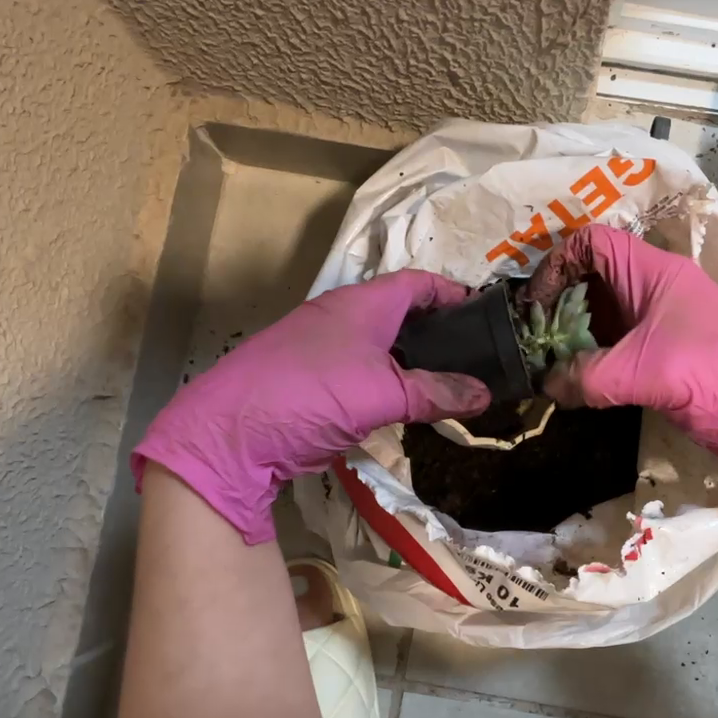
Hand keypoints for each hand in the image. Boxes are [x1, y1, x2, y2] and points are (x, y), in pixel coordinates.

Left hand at [132, 270, 491, 543]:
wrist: (231, 435)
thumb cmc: (311, 394)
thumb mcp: (383, 393)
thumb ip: (435, 392)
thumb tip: (485, 394)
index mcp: (362, 303)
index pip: (417, 283)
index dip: (453, 293)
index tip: (486, 313)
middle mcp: (343, 317)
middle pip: (401, 313)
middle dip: (439, 331)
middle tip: (476, 354)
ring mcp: (324, 350)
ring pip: (382, 347)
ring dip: (414, 361)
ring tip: (451, 381)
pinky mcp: (313, 382)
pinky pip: (364, 374)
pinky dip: (390, 384)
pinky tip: (408, 405)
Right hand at [528, 226, 717, 496]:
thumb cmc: (716, 375)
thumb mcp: (645, 374)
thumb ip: (587, 377)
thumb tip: (546, 385)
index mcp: (653, 272)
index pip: (593, 242)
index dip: (558, 263)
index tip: (537, 303)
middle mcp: (653, 289)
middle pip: (591, 277)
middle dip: (559, 303)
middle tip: (535, 337)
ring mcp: (658, 321)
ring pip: (602, 313)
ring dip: (572, 335)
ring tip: (547, 362)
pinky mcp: (661, 353)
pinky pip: (614, 344)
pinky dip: (590, 358)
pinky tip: (574, 382)